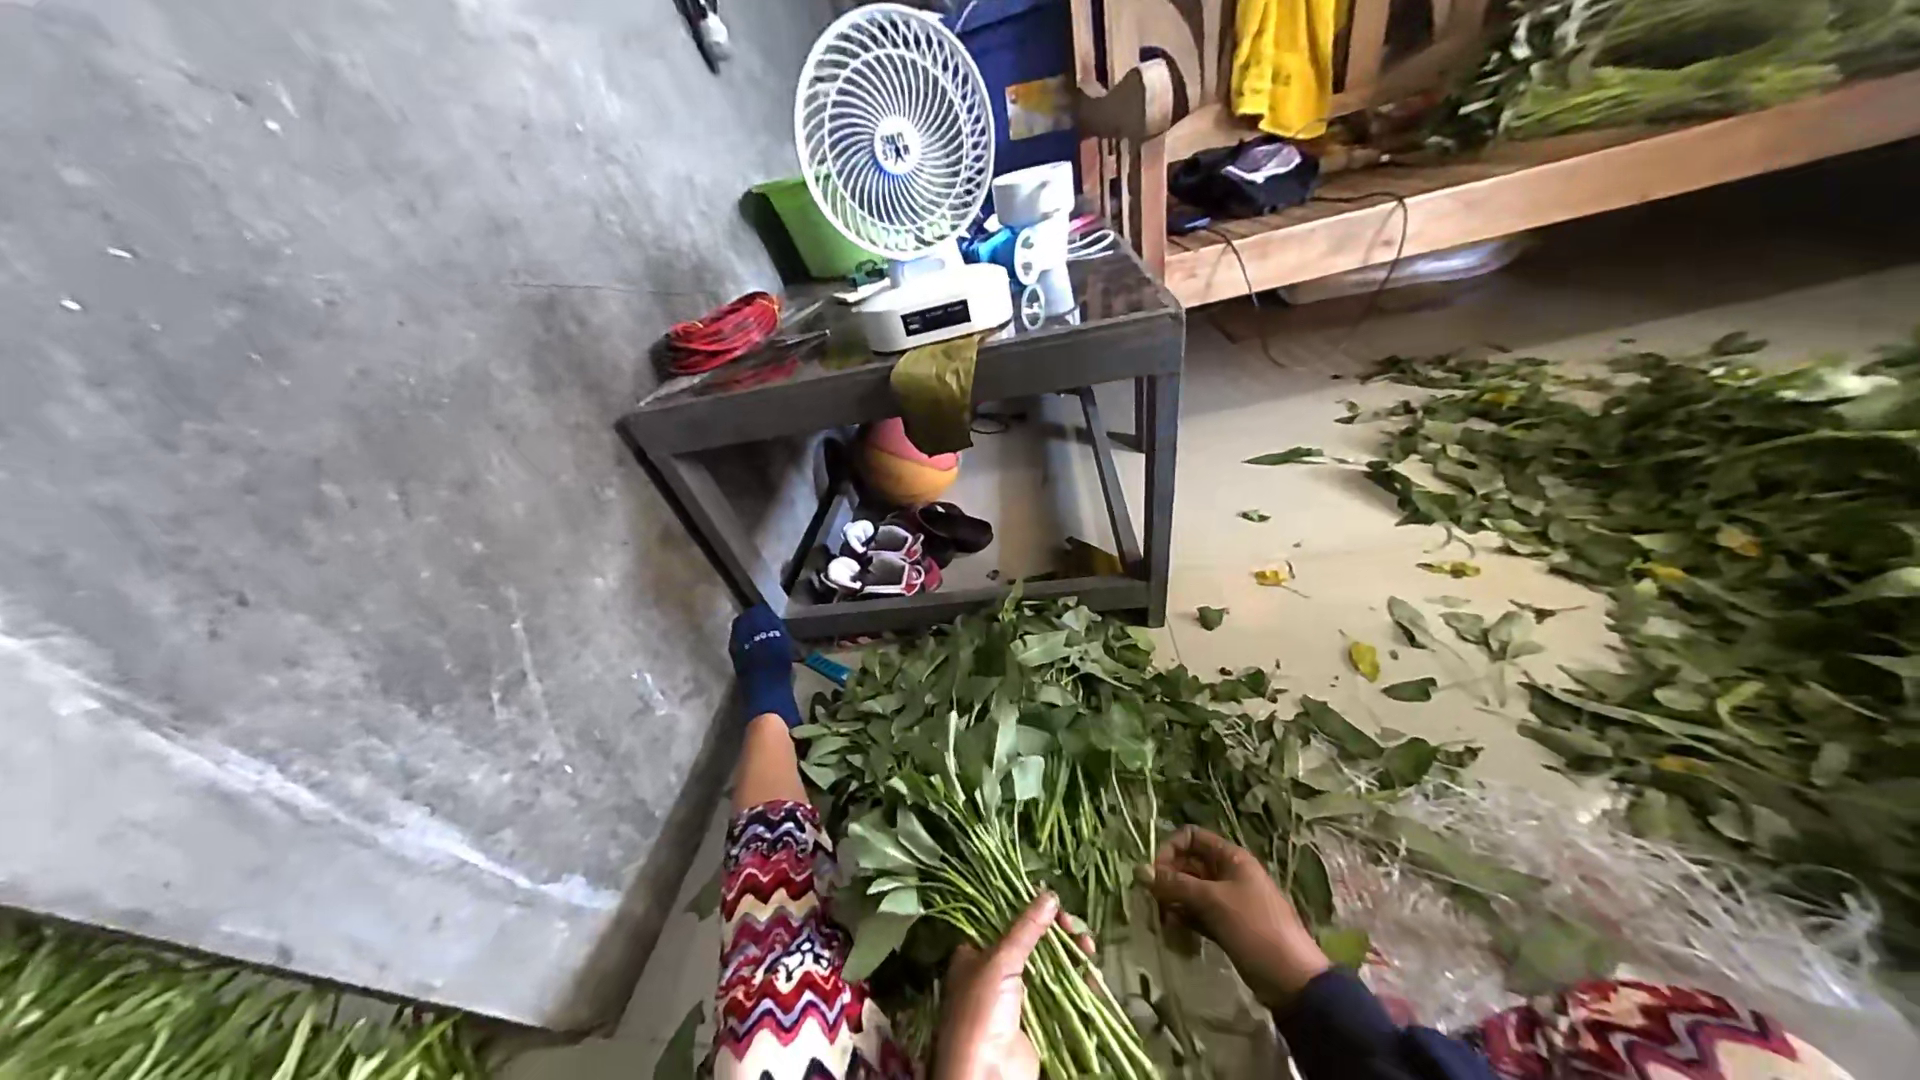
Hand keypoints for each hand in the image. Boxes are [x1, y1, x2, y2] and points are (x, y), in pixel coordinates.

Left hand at [935, 892, 1091, 1079]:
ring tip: (1088, 946)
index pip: (1005, 920)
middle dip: (1055, 932)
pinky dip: (1077, 982)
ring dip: (1070, 954)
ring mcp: (1018, 997)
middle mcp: (994, 971)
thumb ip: (1026, 928)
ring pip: (1048, 966)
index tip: (1052, 903)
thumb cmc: (982, 1009)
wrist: (987, 1076)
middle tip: (1073, 926)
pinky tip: (1091, 973)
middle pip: (1030, 942)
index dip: (1029, 910)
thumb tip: (1050, 895)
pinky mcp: (1038, 1020)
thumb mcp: (1000, 960)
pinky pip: (1060, 994)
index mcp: (975, 952)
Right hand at [1136, 826, 1329, 1010]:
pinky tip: (1175, 933)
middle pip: (1188, 864)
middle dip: (1167, 879)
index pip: (1191, 837)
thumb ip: (1174, 884)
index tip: (1156, 873)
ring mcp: (1227, 900)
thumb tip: (1139, 870)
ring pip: (1190, 890)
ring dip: (1173, 901)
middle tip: (1154, 902)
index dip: (1170, 849)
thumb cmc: (1255, 928)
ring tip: (1164, 921)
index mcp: (1230, 857)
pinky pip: (1197, 912)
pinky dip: (1184, 918)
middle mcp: (1227, 873)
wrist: (1292, 980)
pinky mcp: (1226, 924)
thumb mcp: (1213, 900)